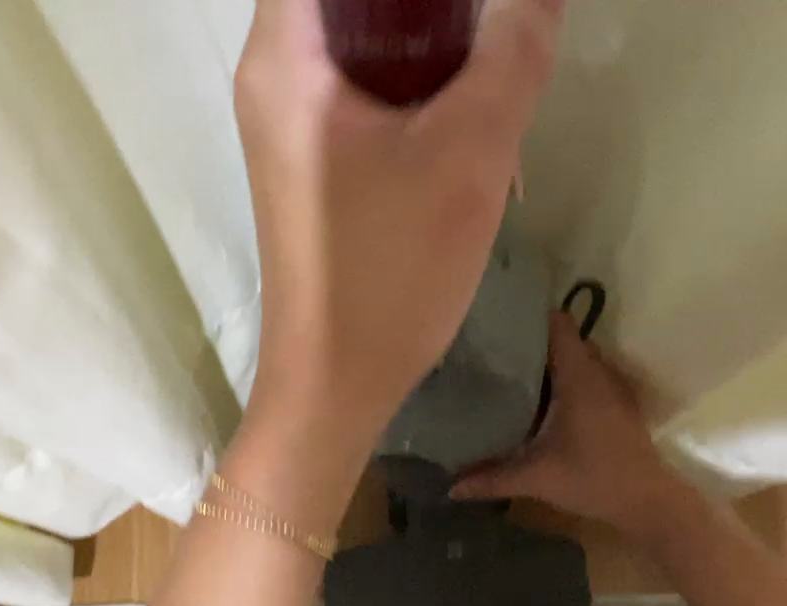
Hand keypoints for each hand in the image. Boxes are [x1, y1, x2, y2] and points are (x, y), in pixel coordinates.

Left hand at [234, 0, 565, 449]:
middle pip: (360, 0)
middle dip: (440, 12)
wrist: (334, 384)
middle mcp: (274, 78)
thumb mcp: (468, 154)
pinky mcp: (311, 171)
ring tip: (490, 98)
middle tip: (494, 49)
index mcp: (287, 53)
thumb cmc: (388, 273)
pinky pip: (367, 101)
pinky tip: (465, 144)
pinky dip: (420, 104)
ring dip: (439, 61)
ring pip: (370, 48)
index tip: (468, 7)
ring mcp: (289, 129)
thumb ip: (512, 51)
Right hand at [451, 312, 686, 534]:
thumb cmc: (592, 479)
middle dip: (532, 340)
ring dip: (549, 361)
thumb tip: (451, 487)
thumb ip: (492, 479)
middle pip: (563, 339)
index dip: (529, 317)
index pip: (557, 324)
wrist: (645, 501)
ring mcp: (612, 386)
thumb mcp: (536, 478)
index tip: (497, 322)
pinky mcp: (617, 403)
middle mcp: (598, 372)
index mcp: (579, 377)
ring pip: (576, 358)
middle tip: (493, 349)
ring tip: (510, 369)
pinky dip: (564, 378)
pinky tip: (539, 397)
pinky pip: (586, 375)